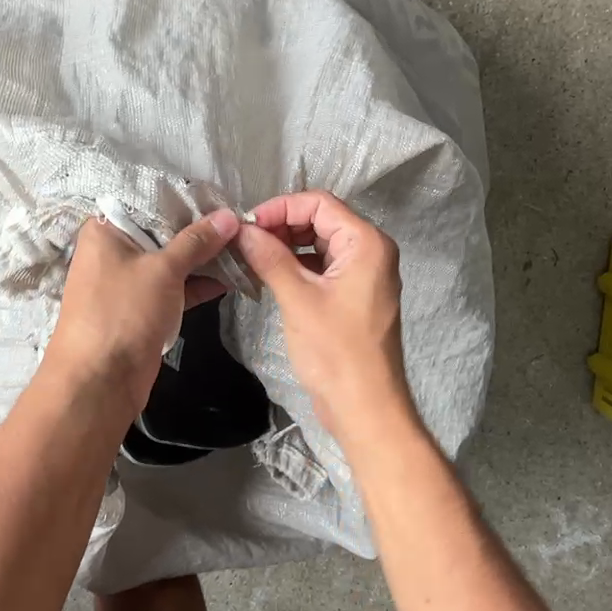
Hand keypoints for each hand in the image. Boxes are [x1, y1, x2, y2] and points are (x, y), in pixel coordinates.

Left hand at [41, 209, 240, 420]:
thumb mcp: (162, 270)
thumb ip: (196, 241)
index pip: (149, 201)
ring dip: (203, 258)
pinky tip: (231, 277)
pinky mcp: (141, 309)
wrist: (98, 383)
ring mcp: (127, 282)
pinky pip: (173, 287)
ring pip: (170, 261)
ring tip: (244, 248)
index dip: (186, 199)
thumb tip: (229, 216)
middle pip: (162, 231)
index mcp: (105, 230)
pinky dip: (197, 284)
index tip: (223, 197)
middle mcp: (114, 250)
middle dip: (200, 230)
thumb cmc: (122, 313)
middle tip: (241, 223)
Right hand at [233, 190, 415, 442]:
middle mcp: (370, 251)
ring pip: (319, 242)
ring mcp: (363, 274)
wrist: (365, 407)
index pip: (320, 203)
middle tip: (245, 242)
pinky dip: (296, 265)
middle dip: (281, 225)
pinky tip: (268, 274)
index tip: (247, 226)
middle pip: (320, 219)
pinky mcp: (353, 295)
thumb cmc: (336, 352)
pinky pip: (322, 266)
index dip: (281, 207)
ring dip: (285, 245)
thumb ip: (269, 257)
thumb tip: (241, 229)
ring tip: (250, 257)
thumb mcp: (298, 299)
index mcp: (366, 243)